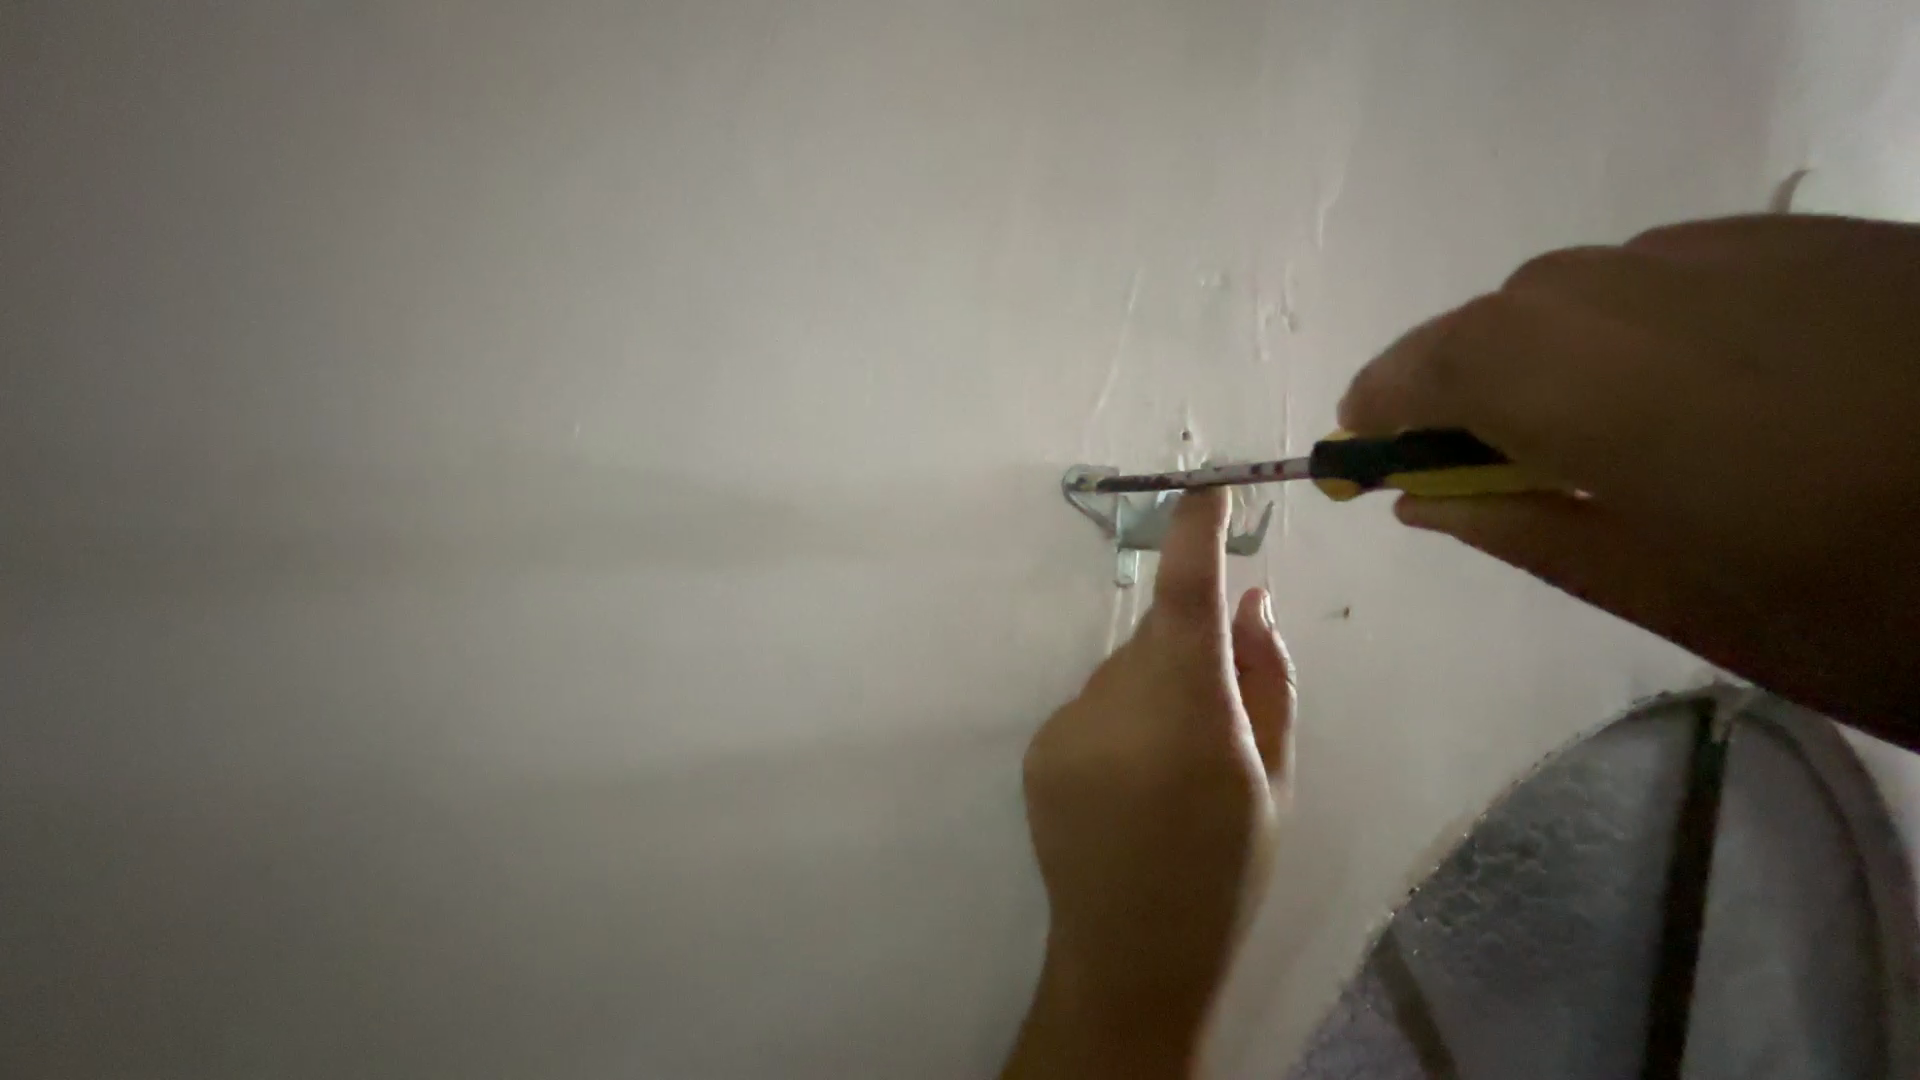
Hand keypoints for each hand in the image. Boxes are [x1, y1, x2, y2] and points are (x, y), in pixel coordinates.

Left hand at [1003, 488, 1294, 1078]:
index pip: (1189, 596)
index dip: (1196, 532)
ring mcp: (1069, 725)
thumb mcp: (1276, 779)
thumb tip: (1249, 596)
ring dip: (1152, 691)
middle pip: (1157, 636)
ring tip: (1165, 768)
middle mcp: (1119, 705)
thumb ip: (1266, 677)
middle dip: (1189, 650)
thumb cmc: (1226, 872)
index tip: (1204, 487)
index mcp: (1193, 714)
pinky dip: (1116, 720)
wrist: (1131, 952)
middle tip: (1210, 719)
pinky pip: (1090, 703)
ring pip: (1123, 669)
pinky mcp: (1038, 746)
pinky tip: (1125, 783)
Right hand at [1338, 214, 1919, 743]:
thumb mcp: (1679, 599)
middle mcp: (1661, 298)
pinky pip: (1665, 265)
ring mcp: (1755, 257)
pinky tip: (1666, 376)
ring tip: (1562, 419)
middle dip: (1448, 376)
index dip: (1380, 401)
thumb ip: (1529, 533)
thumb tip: (1422, 499)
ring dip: (1530, 344)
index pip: (1439, 365)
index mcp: (1610, 396)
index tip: (1357, 447)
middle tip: (1452, 450)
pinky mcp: (1835, 242)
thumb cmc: (1890, 605)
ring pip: (1578, 282)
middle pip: (1501, 314)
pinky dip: (1617, 316)